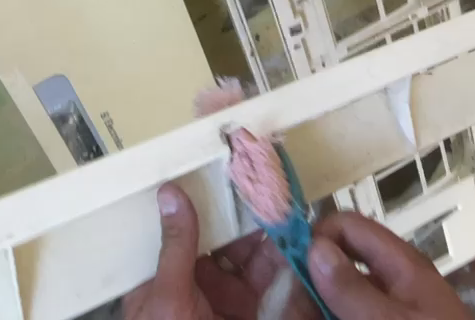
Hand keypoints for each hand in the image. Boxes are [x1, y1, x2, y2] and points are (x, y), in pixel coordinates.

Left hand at [124, 184, 308, 319]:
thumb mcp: (167, 300)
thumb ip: (176, 246)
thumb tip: (171, 192)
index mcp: (175, 282)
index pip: (200, 230)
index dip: (221, 200)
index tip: (242, 168)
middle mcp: (208, 291)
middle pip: (239, 242)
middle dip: (260, 214)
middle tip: (279, 181)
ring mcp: (239, 308)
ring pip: (266, 262)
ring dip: (283, 237)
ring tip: (298, 207)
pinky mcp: (268, 318)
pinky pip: (285, 292)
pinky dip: (298, 270)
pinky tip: (308, 246)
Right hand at [307, 212, 472, 319]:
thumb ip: (354, 290)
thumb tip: (313, 247)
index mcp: (400, 264)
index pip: (349, 226)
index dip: (318, 237)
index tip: (291, 267)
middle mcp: (392, 281)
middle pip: (340, 262)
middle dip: (310, 278)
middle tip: (284, 303)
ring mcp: (389, 309)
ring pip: (341, 295)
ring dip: (316, 305)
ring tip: (293, 314)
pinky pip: (351, 313)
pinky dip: (331, 316)